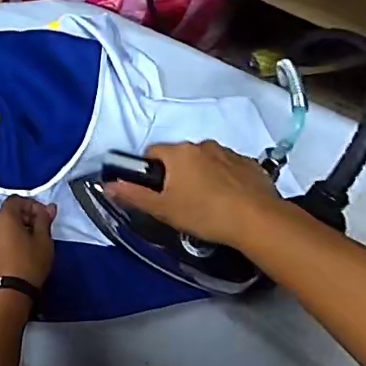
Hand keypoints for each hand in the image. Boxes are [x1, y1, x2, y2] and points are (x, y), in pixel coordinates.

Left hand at [0, 195, 55, 286]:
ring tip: (24, 243)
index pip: (16, 200)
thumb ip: (44, 220)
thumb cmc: (30, 262)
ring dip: (10, 230)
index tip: (43, 217)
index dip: (31, 206)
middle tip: (37, 231)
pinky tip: (7, 252)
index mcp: (4, 217)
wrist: (11, 292)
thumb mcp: (44, 240)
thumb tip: (49, 207)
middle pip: (6, 214)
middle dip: (22, 218)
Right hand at [103, 141, 282, 246]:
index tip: (154, 191)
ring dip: (201, 174)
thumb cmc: (204, 213)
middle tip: (179, 201)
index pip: (152, 152)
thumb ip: (133, 195)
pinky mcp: (250, 164)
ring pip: (205, 160)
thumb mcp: (163, 209)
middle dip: (176, 173)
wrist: (257, 220)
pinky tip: (228, 200)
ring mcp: (229, 152)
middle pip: (179, 156)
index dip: (149, 170)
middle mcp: (202, 145)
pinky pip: (228, 167)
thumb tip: (107, 185)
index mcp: (178, 153)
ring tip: (206, 203)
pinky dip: (224, 179)